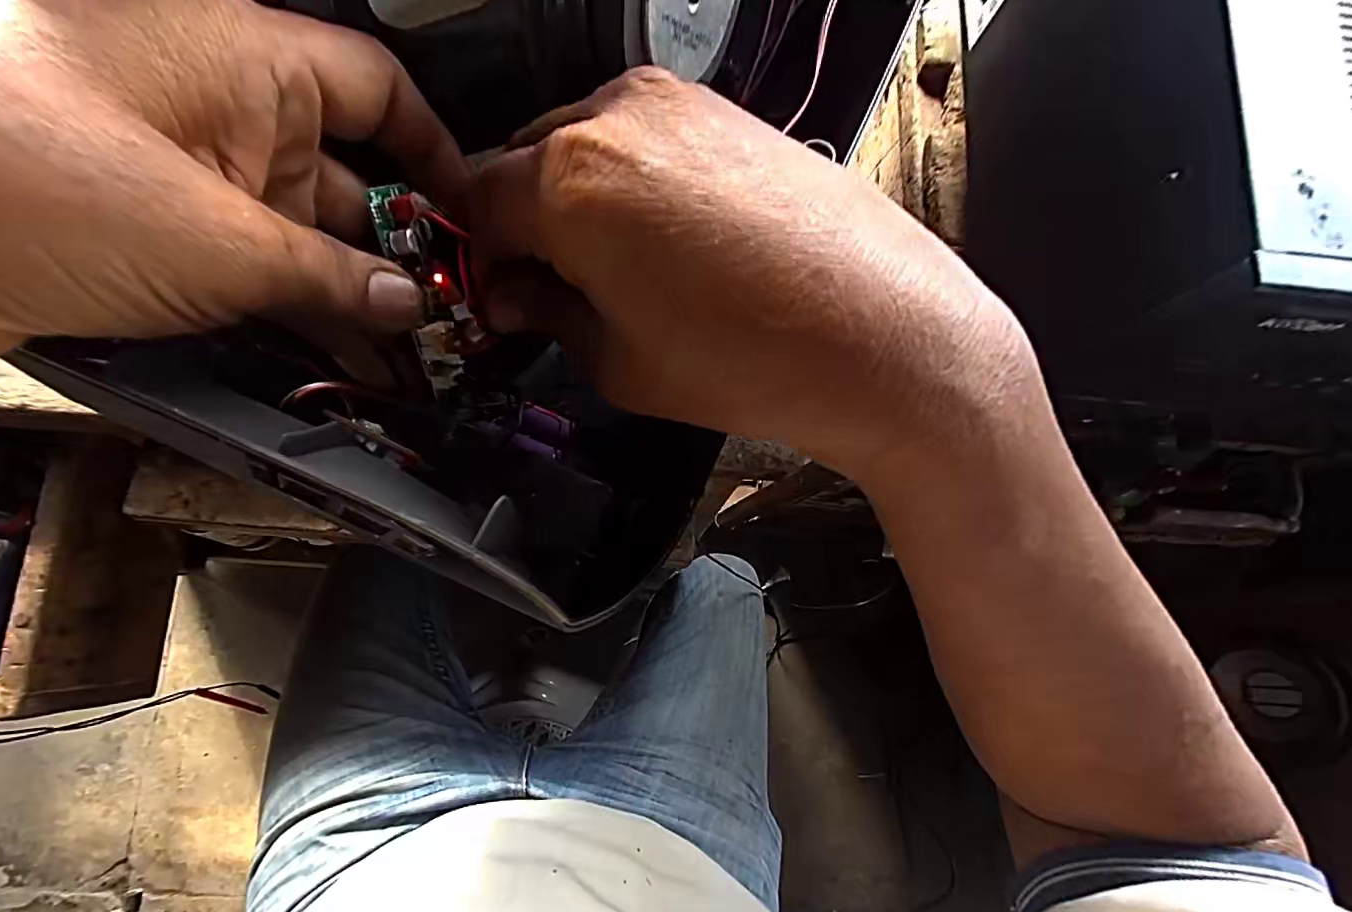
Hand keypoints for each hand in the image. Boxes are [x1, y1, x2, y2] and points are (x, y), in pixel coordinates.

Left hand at [0, 0, 468, 403]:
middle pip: (352, 184)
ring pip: (309, 247)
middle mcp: (220, 118)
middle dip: (407, 254)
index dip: (436, 152)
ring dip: (363, 305)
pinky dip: (307, 326)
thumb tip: (411, 301)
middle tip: (459, 325)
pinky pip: (260, 287)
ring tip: (422, 364)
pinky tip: (356, 371)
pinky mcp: (156, 252)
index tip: (475, 225)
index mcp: (239, 62)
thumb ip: (329, 273)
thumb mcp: (211, 234)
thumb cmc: (2, 171)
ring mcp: (188, 190)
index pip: (376, 90)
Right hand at [471, 67, 1030, 483]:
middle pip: (526, 167)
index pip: (477, 206)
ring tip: (616, 279)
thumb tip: (520, 298)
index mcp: (569, 182)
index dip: (476, 259)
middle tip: (547, 294)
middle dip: (524, 229)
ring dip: (577, 208)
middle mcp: (616, 118)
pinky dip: (630, 190)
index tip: (492, 294)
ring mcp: (678, 107)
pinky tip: (665, 249)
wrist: (875, 338)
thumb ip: (552, 319)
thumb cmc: (754, 360)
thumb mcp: (622, 364)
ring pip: (585, 151)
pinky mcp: (727, 115)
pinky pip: (644, 146)